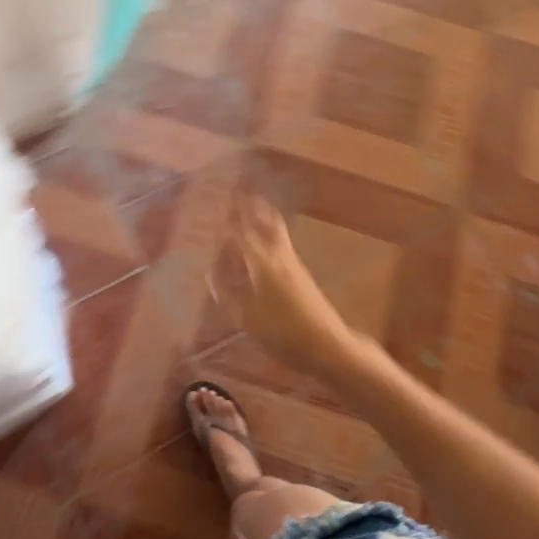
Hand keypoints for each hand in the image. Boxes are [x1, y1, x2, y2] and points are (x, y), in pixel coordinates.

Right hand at [216, 194, 357, 376]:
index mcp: (261, 262)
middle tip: (240, 193)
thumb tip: (211, 271)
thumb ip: (226, 291)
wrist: (327, 345)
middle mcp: (278, 255)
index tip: (211, 210)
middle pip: (266, 221)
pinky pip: (281, 244)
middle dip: (252, 206)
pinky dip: (268, 235)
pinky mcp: (301, 274)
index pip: (239, 233)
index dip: (224, 222)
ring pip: (276, 230)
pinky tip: (261, 246)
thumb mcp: (245, 316)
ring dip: (262, 217)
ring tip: (251, 209)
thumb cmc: (281, 332)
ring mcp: (293, 263)